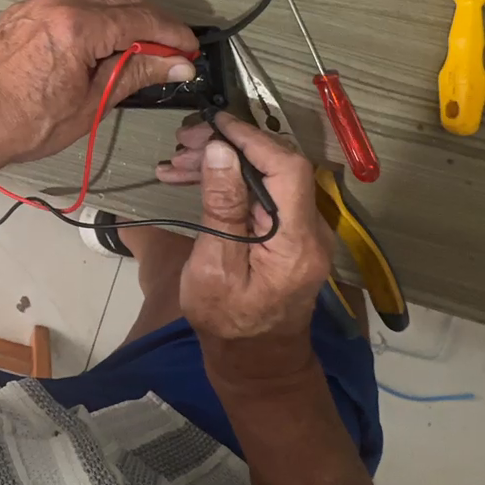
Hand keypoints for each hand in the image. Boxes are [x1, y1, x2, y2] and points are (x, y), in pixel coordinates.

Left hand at [0, 0, 197, 170]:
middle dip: (151, 21)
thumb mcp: (90, 104)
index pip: (141, 20)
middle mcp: (57, 5)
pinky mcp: (22, 10)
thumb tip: (174, 65)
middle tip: (168, 47)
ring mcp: (36, 4)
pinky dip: (90, 4)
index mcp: (78, 28)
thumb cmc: (24, 121)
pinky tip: (98, 26)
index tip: (187, 49)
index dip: (171, 34)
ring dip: (121, 6)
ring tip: (138, 36)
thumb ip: (134, 75)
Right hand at [174, 115, 330, 367]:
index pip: (287, 168)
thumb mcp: (214, 266)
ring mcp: (299, 230)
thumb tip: (220, 150)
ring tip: (175, 160)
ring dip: (219, 161)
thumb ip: (221, 207)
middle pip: (275, 166)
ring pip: (263, 175)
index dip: (251, 137)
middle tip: (182, 140)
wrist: (254, 362)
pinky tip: (188, 176)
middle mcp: (308, 230)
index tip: (212, 122)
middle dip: (227, 145)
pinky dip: (224, 179)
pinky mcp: (285, 233)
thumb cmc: (228, 321)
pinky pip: (258, 191)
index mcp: (296, 240)